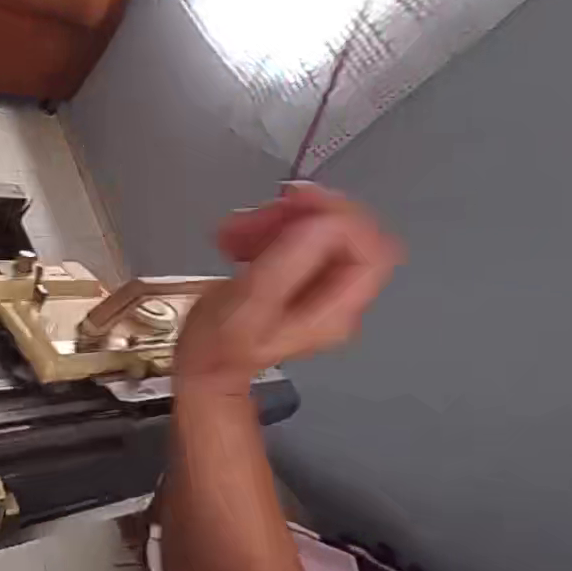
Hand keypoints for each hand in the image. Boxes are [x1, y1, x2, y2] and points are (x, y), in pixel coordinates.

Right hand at [174, 183, 401, 396]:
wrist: (201, 369)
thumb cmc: (218, 344)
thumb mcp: (248, 304)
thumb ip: (286, 263)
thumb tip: (320, 222)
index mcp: (335, 308)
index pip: (369, 248)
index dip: (338, 216)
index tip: (293, 202)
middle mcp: (336, 298)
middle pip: (343, 237)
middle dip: (300, 217)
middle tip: (256, 216)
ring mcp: (315, 290)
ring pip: (317, 236)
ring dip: (278, 223)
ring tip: (237, 230)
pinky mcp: (292, 281)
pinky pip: (294, 244)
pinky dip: (267, 232)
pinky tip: (238, 239)